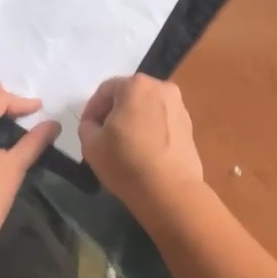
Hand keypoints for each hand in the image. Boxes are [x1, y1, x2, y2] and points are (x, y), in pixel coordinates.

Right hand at [78, 74, 204, 217]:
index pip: (105, 91)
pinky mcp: (190, 128)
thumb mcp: (91, 144)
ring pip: (147, 109)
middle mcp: (161, 88)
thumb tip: (95, 125)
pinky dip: (150, 132)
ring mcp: (179, 107)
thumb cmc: (126, 162)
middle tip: (103, 135)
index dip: (91, 110)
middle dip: (114, 113)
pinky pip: (162, 123)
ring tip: (124, 146)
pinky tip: (144, 153)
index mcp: (136, 85)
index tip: (86, 130)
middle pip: (129, 96)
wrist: (170, 191)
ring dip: (133, 121)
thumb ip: (88, 126)